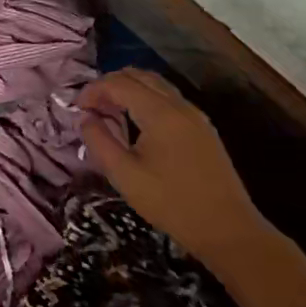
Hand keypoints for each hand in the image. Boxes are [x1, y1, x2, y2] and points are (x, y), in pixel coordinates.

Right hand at [80, 69, 273, 264]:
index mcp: (160, 114)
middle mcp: (180, 107)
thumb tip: (86, 117)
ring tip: (109, 113)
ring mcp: (195, 117)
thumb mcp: (123, 174)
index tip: (77, 110)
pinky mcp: (202, 129)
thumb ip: (98, 139)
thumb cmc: (170, 202)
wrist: (228, 231)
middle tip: (91, 108)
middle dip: (108, 85)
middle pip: (138, 75)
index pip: (118, 83)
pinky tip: (134, 123)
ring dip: (127, 90)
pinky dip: (144, 99)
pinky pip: (167, 98)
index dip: (92, 91)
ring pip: (155, 84)